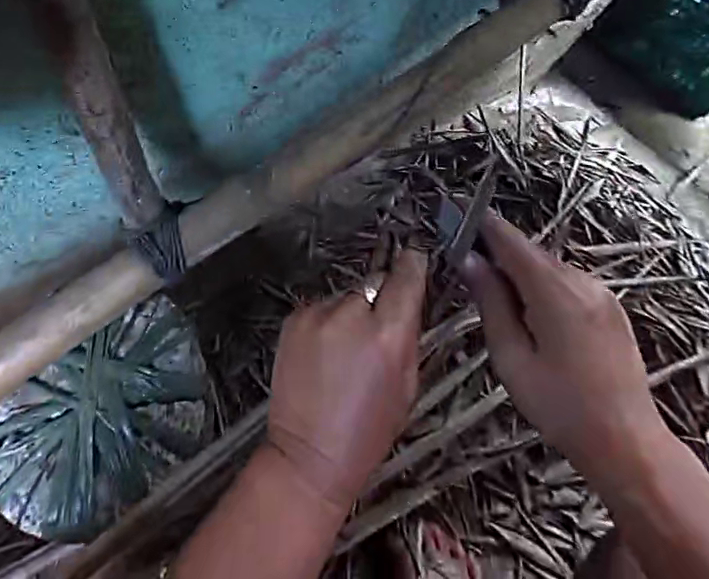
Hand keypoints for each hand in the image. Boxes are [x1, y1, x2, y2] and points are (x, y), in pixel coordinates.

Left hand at [265, 248, 427, 510]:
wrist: (308, 455)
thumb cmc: (365, 431)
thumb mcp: (407, 386)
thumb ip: (408, 336)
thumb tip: (409, 300)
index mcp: (387, 334)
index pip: (405, 275)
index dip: (412, 263)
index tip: (414, 254)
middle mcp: (351, 315)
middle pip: (374, 284)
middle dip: (379, 300)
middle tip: (376, 331)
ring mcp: (317, 314)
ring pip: (346, 296)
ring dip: (350, 313)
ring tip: (345, 352)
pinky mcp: (294, 318)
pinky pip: (321, 308)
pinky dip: (327, 323)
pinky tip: (325, 354)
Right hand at [460, 210, 659, 473]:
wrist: (629, 444)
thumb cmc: (562, 408)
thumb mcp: (512, 359)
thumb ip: (490, 303)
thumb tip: (469, 260)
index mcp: (555, 291)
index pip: (509, 239)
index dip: (480, 223)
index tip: (456, 213)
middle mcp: (581, 280)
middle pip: (528, 252)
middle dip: (497, 255)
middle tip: (469, 272)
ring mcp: (600, 291)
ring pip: (547, 267)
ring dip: (520, 274)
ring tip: (502, 307)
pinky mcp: (610, 305)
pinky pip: (566, 282)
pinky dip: (543, 287)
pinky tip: (534, 318)